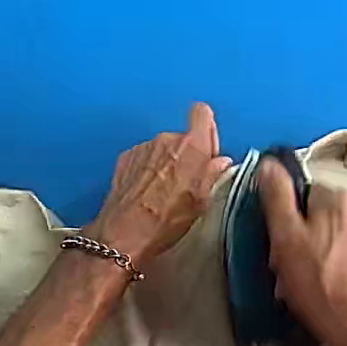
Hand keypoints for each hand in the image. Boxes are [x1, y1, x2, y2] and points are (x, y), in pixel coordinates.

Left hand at [89, 102, 233, 265]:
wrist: (126, 232)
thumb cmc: (167, 218)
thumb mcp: (201, 201)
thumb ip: (213, 174)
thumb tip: (221, 162)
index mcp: (192, 146)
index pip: (202, 113)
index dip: (206, 127)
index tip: (207, 146)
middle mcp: (167, 139)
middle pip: (183, 137)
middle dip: (187, 155)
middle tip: (187, 183)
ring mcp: (144, 146)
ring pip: (163, 148)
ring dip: (166, 163)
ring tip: (164, 191)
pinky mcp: (126, 156)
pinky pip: (144, 157)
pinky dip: (147, 169)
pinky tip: (147, 191)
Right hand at [257, 157, 346, 345]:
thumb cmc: (315, 282)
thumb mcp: (285, 235)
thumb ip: (276, 196)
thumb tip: (268, 164)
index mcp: (337, 198)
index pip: (297, 191)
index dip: (281, 216)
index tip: (278, 239)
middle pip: (307, 212)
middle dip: (292, 234)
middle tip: (284, 260)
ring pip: (317, 231)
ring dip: (301, 250)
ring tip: (295, 275)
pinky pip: (329, 248)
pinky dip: (317, 261)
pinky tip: (310, 281)